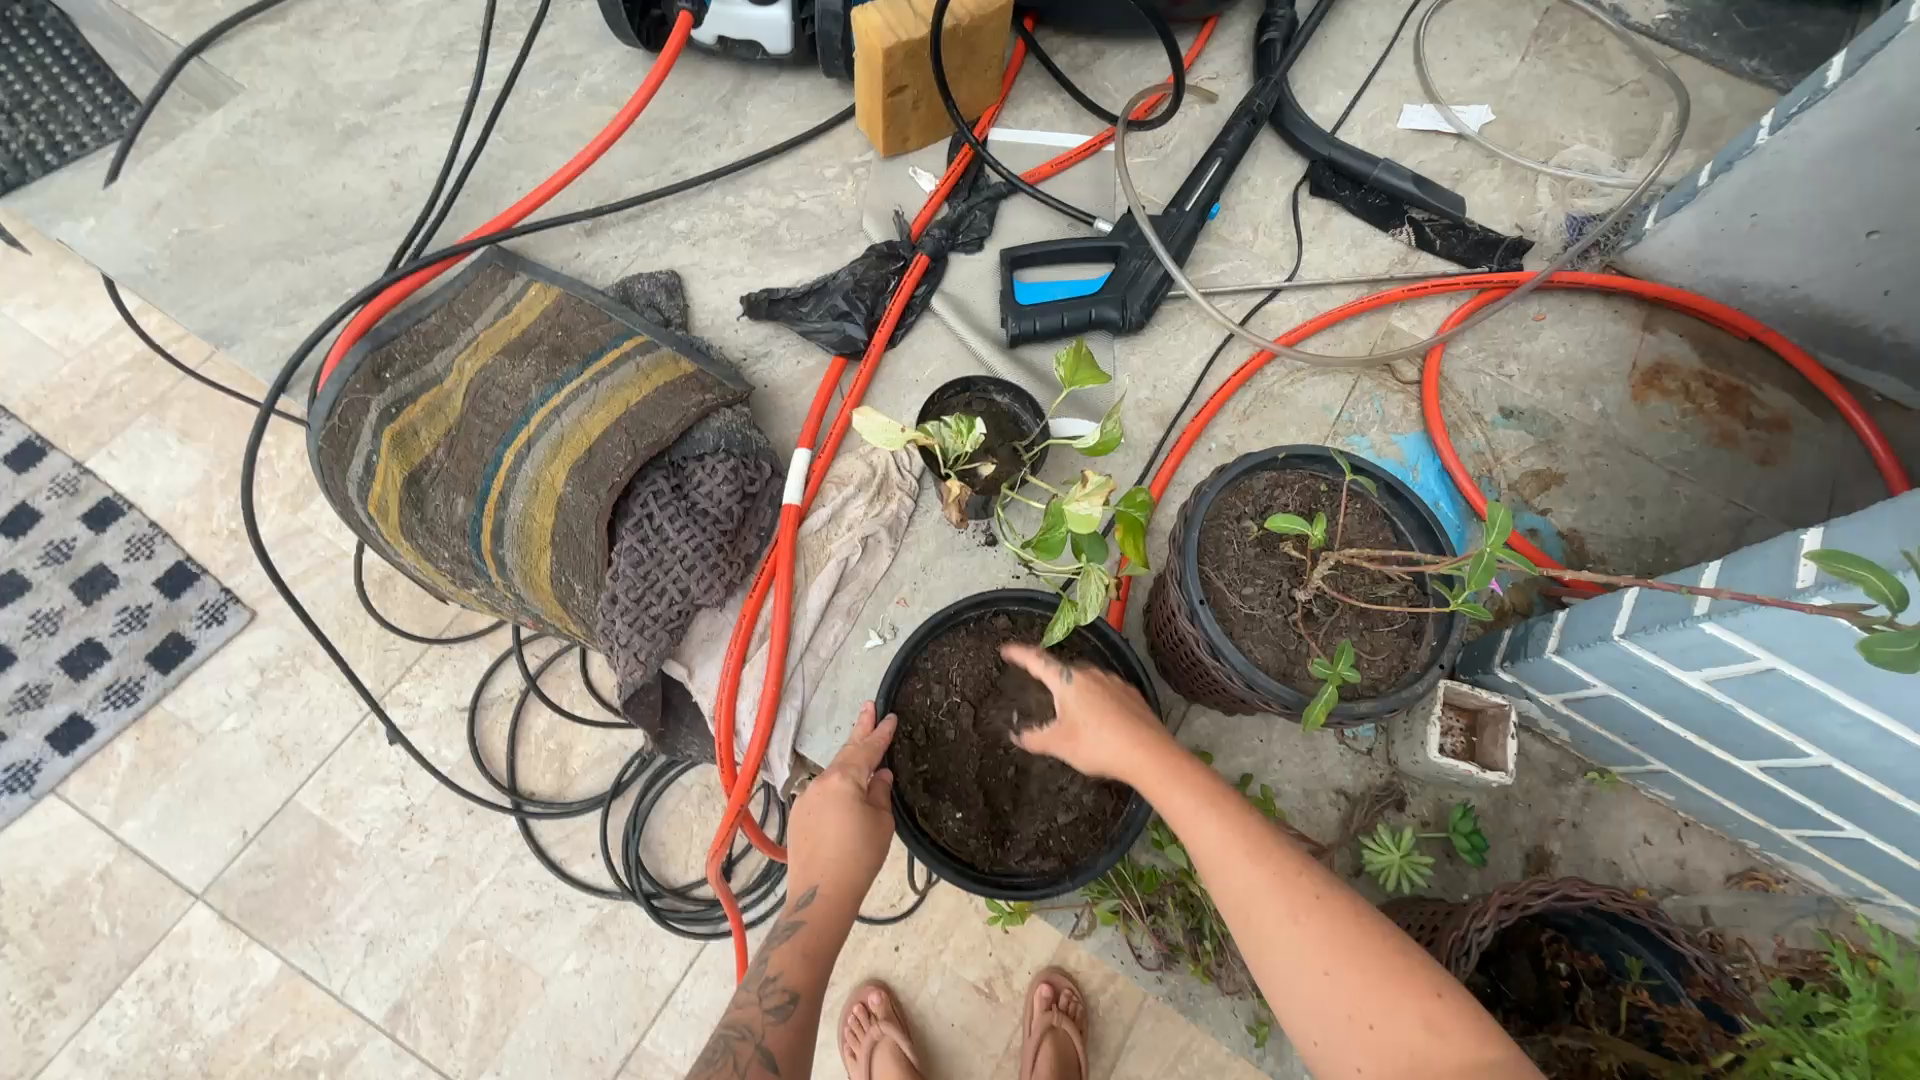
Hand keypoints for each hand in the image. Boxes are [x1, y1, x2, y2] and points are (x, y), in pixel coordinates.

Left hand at [785, 702, 897, 908]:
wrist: (820, 894)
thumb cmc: (859, 857)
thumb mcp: (881, 822)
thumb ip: (881, 793)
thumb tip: (880, 775)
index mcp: (845, 778)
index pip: (868, 749)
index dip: (881, 733)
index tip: (889, 715)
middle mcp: (822, 782)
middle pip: (846, 752)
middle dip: (859, 730)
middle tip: (868, 707)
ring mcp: (806, 798)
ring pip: (833, 774)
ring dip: (849, 762)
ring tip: (863, 749)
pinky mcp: (799, 816)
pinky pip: (823, 792)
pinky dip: (837, 786)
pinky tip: (846, 792)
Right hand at [999, 644, 1172, 782]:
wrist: (1149, 753)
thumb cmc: (1097, 745)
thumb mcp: (1059, 745)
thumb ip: (1034, 738)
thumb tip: (1016, 735)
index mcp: (1068, 681)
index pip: (1037, 661)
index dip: (1019, 653)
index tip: (1006, 649)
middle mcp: (1090, 674)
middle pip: (1063, 670)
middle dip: (1050, 678)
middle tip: (1041, 691)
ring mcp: (1113, 681)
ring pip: (1086, 679)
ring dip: (1075, 689)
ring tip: (1072, 710)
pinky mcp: (1131, 693)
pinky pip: (1105, 689)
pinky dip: (1096, 698)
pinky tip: (1099, 717)